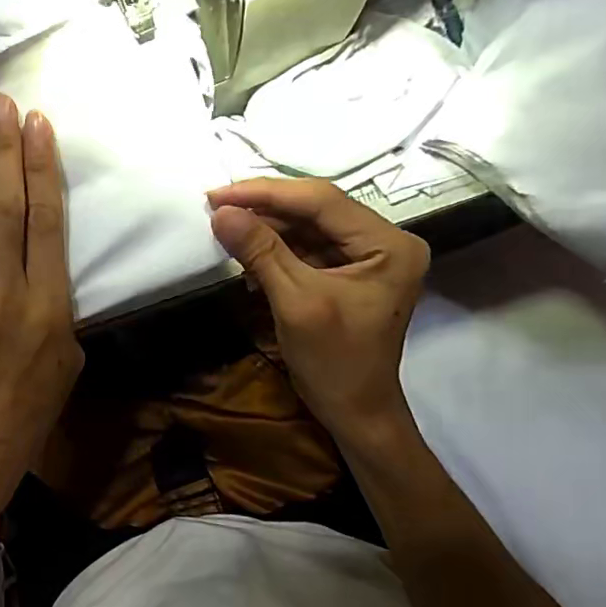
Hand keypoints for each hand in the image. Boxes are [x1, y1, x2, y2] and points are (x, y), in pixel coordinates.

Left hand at [0, 94, 83, 528]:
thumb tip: (45, 265)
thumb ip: (61, 306)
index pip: (47, 222)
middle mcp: (6, 291)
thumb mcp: (70, 359)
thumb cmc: (34, 410)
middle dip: (5, 151)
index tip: (38, 125)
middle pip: (8, 208)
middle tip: (2, 103)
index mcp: (50, 305)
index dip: (43, 169)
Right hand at [208, 178, 429, 442]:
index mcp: (389, 245)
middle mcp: (386, 241)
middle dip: (265, 208)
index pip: (323, 201)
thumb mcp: (295, 303)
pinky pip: (310, 247)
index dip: (267, 194)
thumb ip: (261, 252)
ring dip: (267, 228)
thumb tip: (220, 213)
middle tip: (216, 205)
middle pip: (317, 209)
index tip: (219, 193)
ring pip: (310, 226)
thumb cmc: (335, 363)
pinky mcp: (350, 271)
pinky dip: (277, 249)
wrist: (356, 413)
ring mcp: (369, 256)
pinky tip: (247, 252)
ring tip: (225, 226)